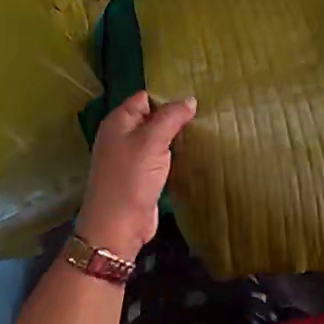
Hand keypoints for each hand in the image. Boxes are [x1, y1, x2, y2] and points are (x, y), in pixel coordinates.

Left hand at [75, 91, 196, 258]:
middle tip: (205, 113)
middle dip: (175, 116)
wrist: (118, 227)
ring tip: (204, 129)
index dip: (167, 96)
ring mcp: (132, 156)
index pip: (145, 97)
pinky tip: (193, 151)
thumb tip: (190, 100)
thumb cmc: (131, 178)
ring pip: (158, 137)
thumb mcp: (151, 141)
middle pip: (153, 116)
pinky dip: (175, 153)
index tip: (194, 99)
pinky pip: (161, 156)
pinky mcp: (142, 175)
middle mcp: (123, 135)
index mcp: (119, 121)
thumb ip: (171, 117)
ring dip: (177, 136)